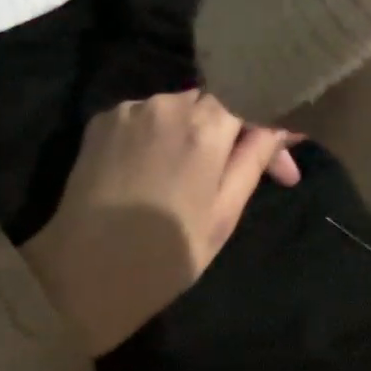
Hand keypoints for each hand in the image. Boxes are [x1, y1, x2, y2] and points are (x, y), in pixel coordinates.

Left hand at [19, 91, 296, 357]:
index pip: (247, 103)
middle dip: (227, 134)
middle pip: (207, 104)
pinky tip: (150, 173)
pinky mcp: (98, 122)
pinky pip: (138, 119)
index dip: (266, 132)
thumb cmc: (169, 251)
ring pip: (171, 110)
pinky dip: (152, 138)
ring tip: (188, 179)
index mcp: (203, 125)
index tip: (281, 172)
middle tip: (235, 177)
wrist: (89, 267)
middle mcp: (164, 104)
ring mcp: (126, 110)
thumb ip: (253, 159)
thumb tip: (280, 129)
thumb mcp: (224, 212)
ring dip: (187, 134)